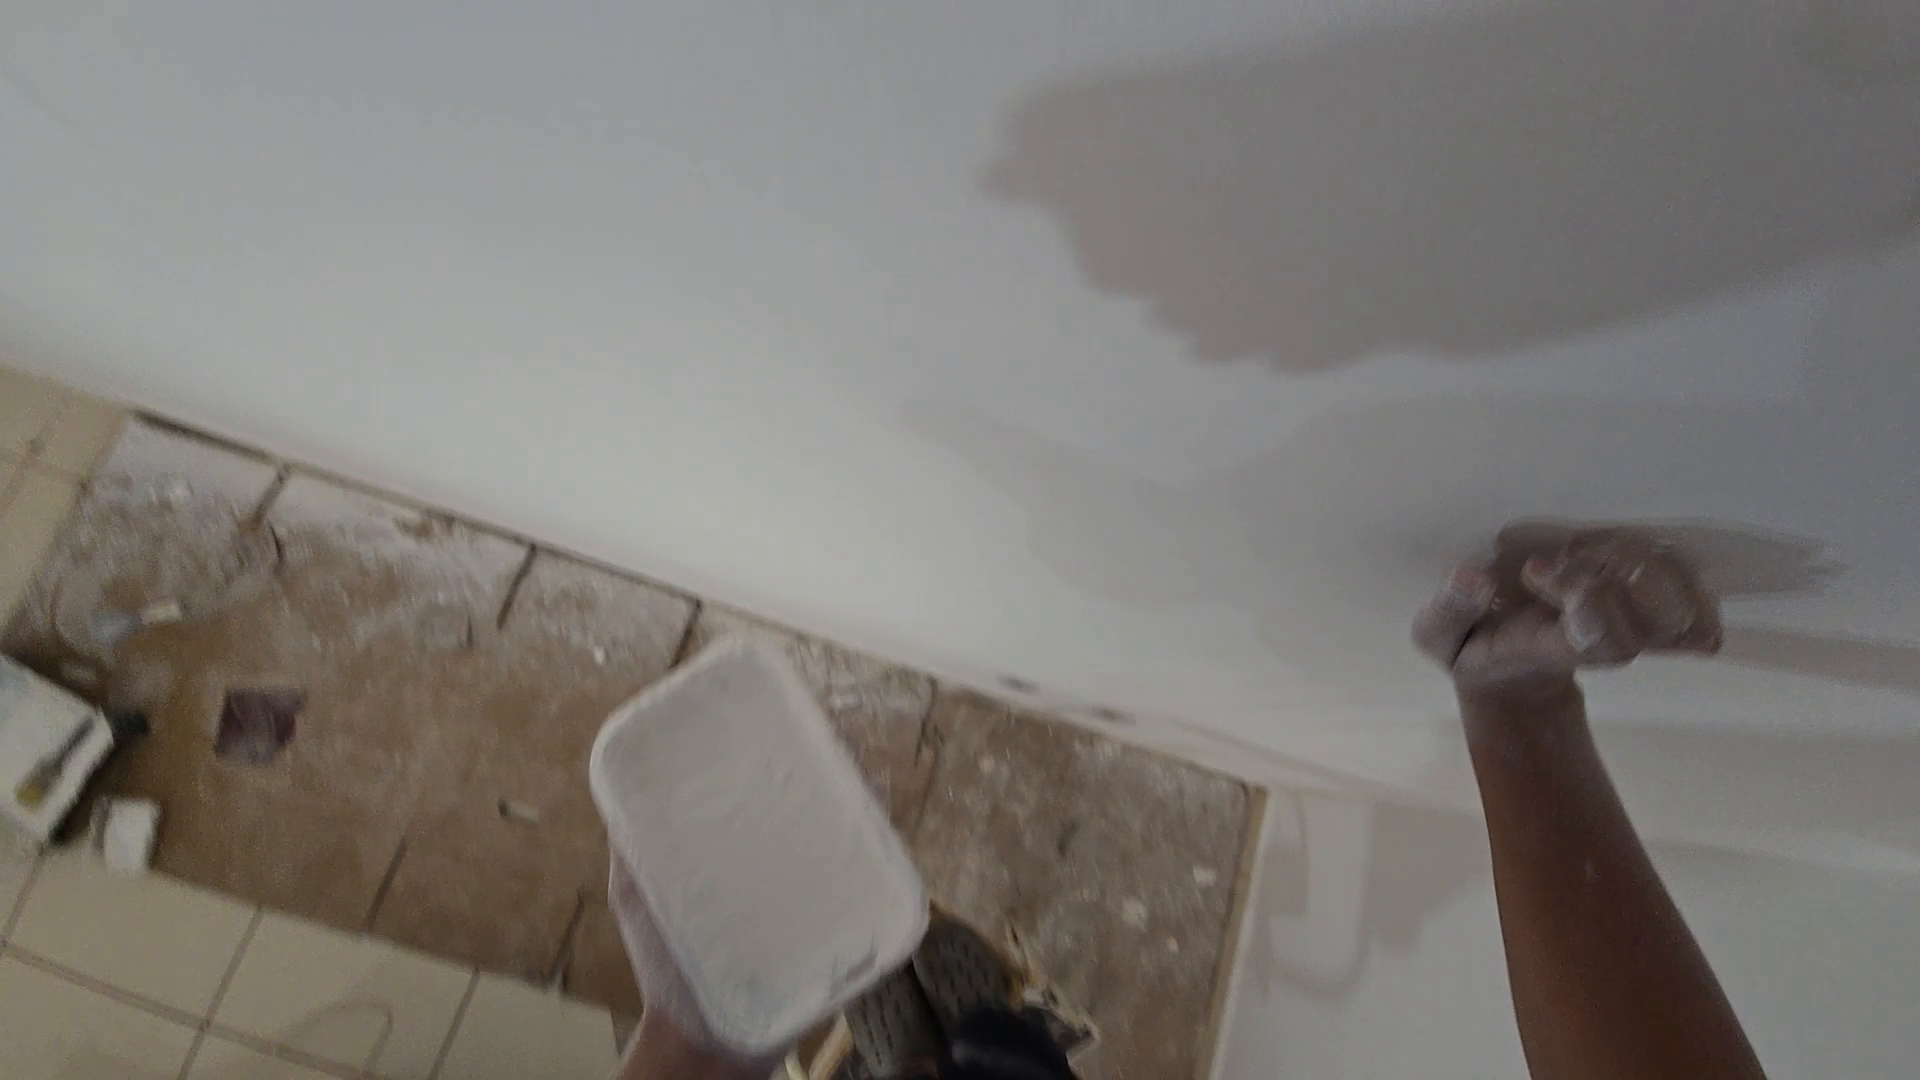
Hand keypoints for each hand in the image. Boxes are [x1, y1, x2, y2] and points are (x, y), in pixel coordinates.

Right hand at [1413, 525, 1722, 697]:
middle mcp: (1611, 646)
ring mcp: (1640, 636)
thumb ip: (1449, 609)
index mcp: (1556, 650)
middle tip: (1572, 551)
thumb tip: (1474, 574)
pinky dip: (1675, 574)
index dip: (1583, 592)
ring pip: (1688, 606)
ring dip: (1646, 563)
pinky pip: (1701, 609)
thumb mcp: (1437, 636)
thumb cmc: (1471, 649)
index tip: (1532, 568)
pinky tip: (1620, 559)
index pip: (1607, 636)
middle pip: (1665, 618)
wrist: (1510, 676)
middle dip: (1621, 569)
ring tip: (1593, 550)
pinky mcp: (1656, 621)